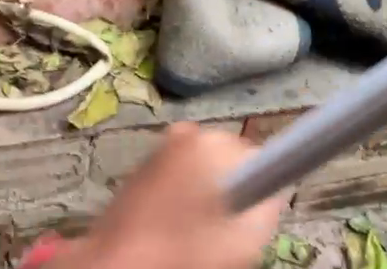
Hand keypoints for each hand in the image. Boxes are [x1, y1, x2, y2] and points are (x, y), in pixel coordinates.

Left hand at [52, 123, 281, 268]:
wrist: (115, 263)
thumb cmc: (182, 251)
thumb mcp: (241, 239)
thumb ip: (266, 206)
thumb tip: (270, 192)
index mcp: (210, 141)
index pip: (259, 157)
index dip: (260, 190)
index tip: (249, 217)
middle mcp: (186, 132)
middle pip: (231, 162)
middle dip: (233, 192)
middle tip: (223, 231)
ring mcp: (162, 146)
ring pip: (206, 170)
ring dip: (209, 197)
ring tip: (197, 233)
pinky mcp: (145, 165)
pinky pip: (182, 176)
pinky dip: (185, 198)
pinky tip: (176, 228)